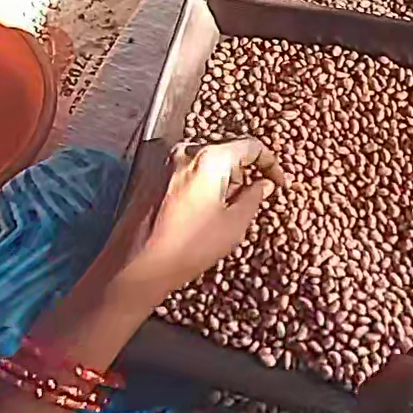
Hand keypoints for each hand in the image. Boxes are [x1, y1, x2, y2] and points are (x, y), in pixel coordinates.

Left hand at [116, 138, 282, 295]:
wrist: (135, 266)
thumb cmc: (187, 247)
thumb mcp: (233, 225)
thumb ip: (254, 197)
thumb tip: (263, 184)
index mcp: (209, 158)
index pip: (250, 146)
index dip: (270, 163)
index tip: (278, 182)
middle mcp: (185, 151)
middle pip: (226, 151)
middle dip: (244, 172)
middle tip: (252, 200)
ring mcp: (165, 162)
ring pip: (206, 161)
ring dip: (223, 179)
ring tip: (226, 210)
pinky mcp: (152, 176)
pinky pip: (187, 170)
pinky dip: (202, 183)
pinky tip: (202, 211)